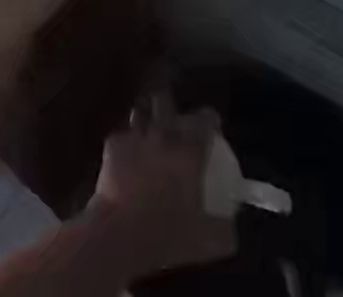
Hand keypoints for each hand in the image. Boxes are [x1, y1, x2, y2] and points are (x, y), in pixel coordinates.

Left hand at [87, 96, 236, 278]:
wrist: (120, 235)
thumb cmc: (167, 235)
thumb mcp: (207, 240)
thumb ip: (223, 229)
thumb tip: (229, 227)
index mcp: (189, 152)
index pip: (204, 119)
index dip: (209, 120)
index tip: (211, 127)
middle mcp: (163, 135)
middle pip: (165, 101)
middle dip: (169, 107)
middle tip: (174, 123)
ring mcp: (135, 137)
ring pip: (140, 113)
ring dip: (145, 121)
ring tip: (148, 135)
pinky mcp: (113, 145)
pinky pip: (120, 137)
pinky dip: (124, 145)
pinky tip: (125, 159)